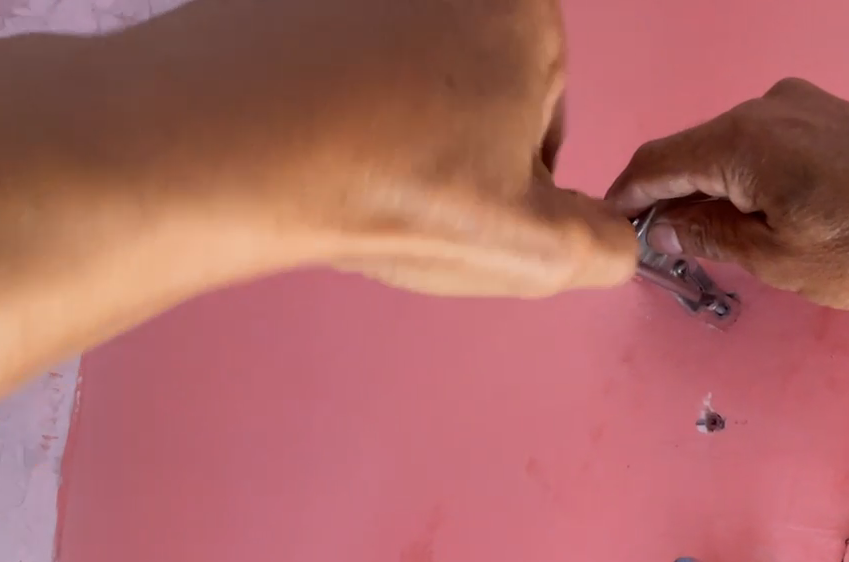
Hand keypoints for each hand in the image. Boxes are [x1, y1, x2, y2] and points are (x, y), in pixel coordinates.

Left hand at [100, 0, 635, 296]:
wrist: (230, 148)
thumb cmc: (407, 194)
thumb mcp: (537, 251)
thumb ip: (604, 248)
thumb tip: (618, 239)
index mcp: (526, 12)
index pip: (545, 127)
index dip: (512, 188)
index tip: (463, 208)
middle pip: (479, 95)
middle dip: (459, 153)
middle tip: (411, 195)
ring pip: (414, 83)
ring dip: (402, 134)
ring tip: (361, 172)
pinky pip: (352, 63)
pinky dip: (348, 106)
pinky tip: (319, 140)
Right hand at [608, 78, 848, 322]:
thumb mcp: (777, 259)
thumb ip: (710, 234)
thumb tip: (664, 222)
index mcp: (745, 138)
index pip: (659, 159)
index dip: (626, 195)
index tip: (608, 225)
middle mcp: (772, 106)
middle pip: (695, 150)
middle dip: (670, 196)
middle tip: (664, 248)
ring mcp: (810, 107)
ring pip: (734, 149)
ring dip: (713, 191)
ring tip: (718, 243)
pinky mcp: (838, 119)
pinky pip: (770, 147)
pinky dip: (749, 181)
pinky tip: (762, 217)